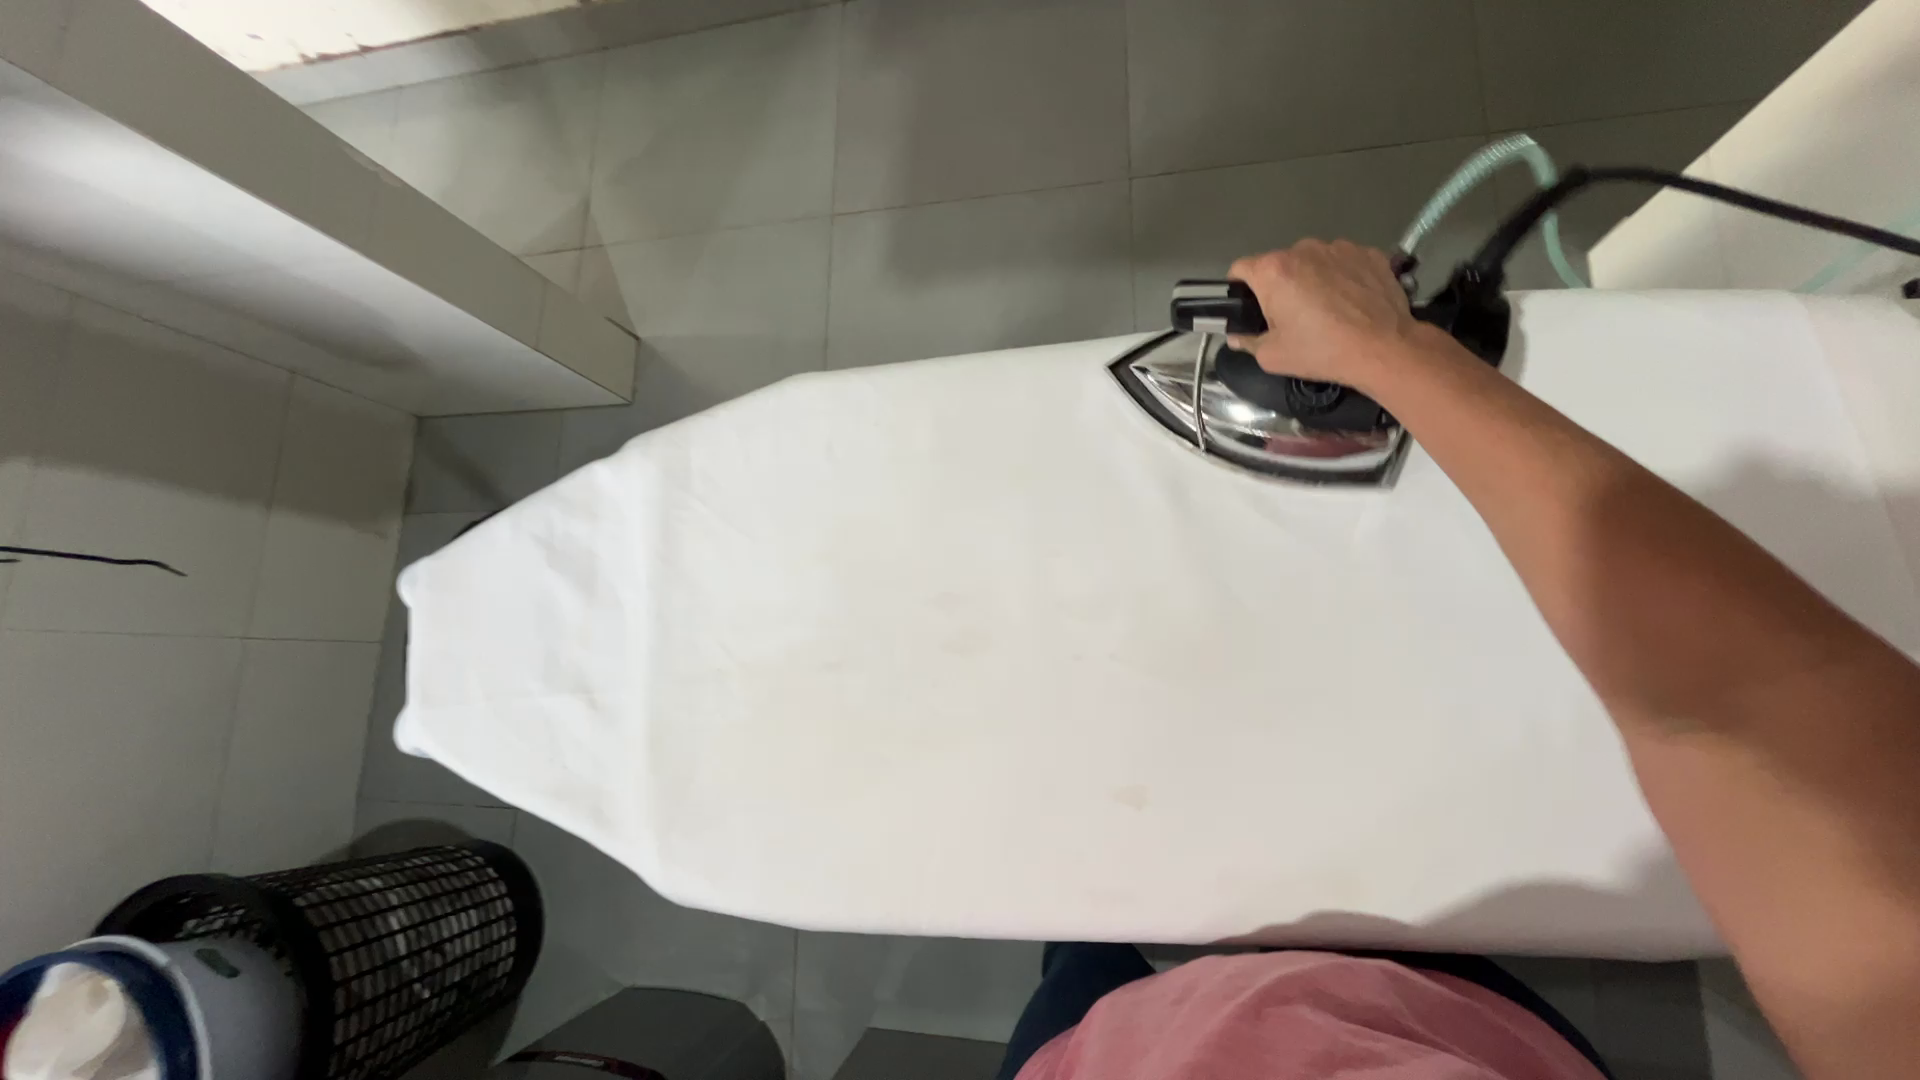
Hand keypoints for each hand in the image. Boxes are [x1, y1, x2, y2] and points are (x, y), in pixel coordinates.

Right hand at [1226, 240, 1427, 390]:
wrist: (1382, 348)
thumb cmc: (1320, 351)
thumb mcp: (1271, 355)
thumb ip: (1247, 341)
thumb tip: (1238, 336)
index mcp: (1273, 271)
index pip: (1240, 268)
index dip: (1239, 288)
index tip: (1249, 307)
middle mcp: (1304, 249)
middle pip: (1279, 264)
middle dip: (1279, 284)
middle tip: (1290, 316)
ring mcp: (1340, 247)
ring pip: (1312, 260)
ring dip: (1311, 278)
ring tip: (1326, 308)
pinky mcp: (1368, 253)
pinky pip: (1343, 261)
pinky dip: (1341, 276)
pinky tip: (1349, 300)